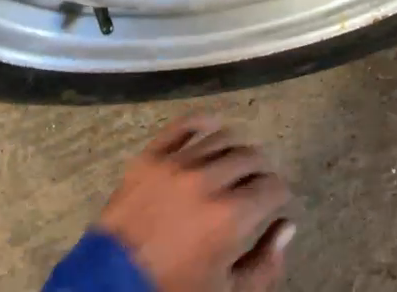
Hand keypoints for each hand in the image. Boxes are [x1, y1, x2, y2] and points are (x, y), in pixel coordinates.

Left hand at [96, 117, 294, 291]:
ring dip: (236, 147)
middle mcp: (207, 180)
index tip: (277, 199)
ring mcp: (176, 164)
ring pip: (220, 138)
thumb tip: (286, 227)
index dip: (280, 193)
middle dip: (262, 169)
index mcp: (231, 216)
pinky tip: (213, 126)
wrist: (110, 284)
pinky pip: (181, 126)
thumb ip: (265, 265)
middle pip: (249, 158)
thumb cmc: (174, 291)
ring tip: (237, 159)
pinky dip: (202, 122)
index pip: (271, 188)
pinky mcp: (150, 156)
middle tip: (259, 181)